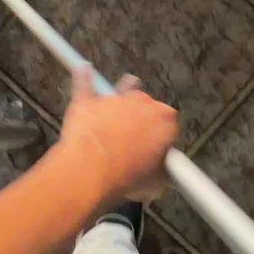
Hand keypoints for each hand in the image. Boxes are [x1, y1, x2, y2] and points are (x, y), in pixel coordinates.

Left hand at [57, 66, 176, 201]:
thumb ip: (162, 172)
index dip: (160, 136)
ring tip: (118, 102)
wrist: (91, 169)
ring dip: (121, 95)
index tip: (153, 149)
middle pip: (146, 105)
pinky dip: (84, 77)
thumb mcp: (155, 184)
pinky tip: (84, 69)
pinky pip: (86, 83)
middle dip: (141, 118)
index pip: (169, 124)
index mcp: (165, 120)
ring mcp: (114, 97)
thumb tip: (161, 175)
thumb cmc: (127, 176)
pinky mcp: (88, 99)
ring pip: (121, 91)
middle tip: (132, 139)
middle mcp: (143, 102)